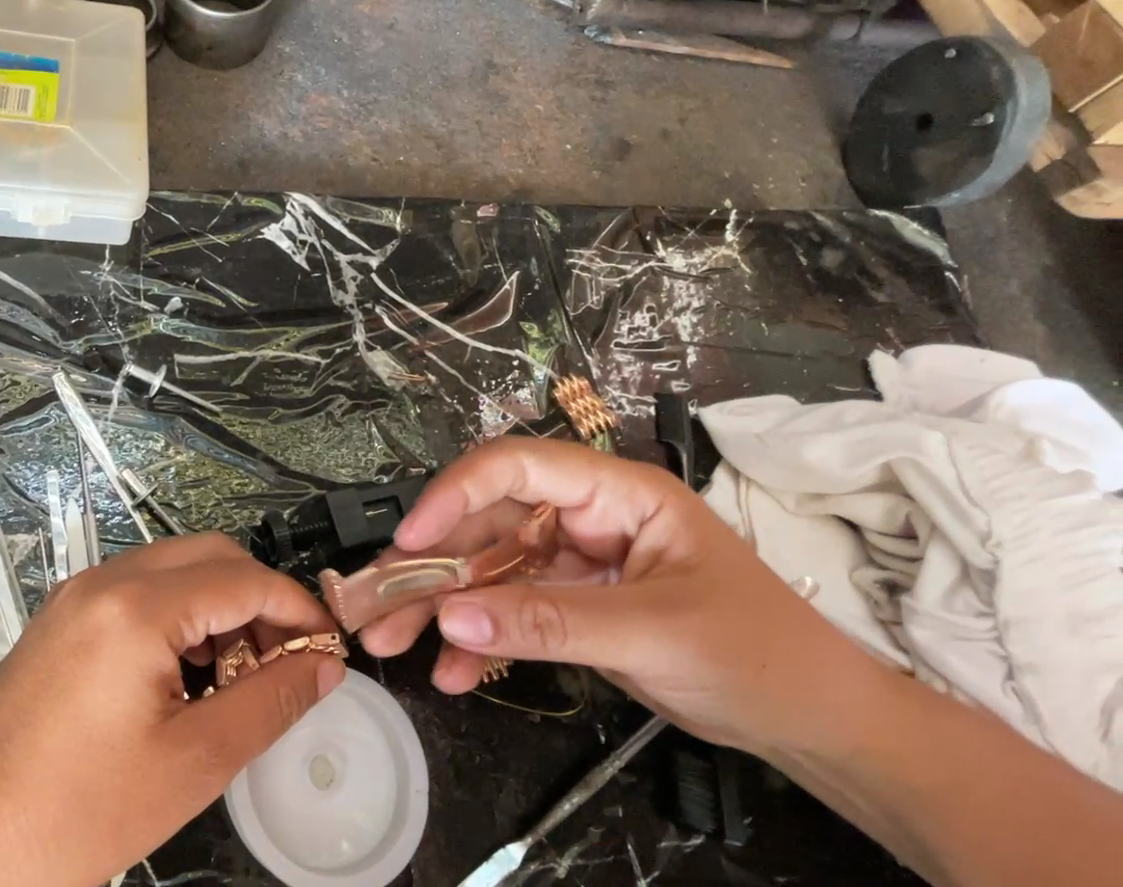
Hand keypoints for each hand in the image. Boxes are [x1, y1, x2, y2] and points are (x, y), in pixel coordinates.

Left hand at [0, 533, 346, 886]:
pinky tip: (189, 676)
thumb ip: (271, 701)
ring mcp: (77, 596)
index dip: (299, 608)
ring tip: (241, 677)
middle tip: (288, 663)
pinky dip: (179, 618)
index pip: (244, 579)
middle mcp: (104, 581)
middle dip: (260, 601)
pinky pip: (139, 593)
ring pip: (174, 571)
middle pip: (210, 557)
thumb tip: (324, 665)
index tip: (331, 647)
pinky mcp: (62, 619)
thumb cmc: (77, 809)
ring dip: (220, 608)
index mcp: (137, 607)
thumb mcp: (194, 760)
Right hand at [357, 437, 876, 755]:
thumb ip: (548, 622)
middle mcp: (584, 518)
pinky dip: (478, 641)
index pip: (517, 469)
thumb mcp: (653, 633)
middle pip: (486, 523)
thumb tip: (449, 616)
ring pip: (486, 570)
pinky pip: (507, 613)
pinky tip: (455, 674)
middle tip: (378, 605)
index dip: (455, 495)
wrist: (815, 724)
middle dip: (431, 566)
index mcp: (615, 493)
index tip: (410, 542)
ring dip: (439, 606)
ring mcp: (574, 564)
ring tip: (392, 643)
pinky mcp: (569, 607)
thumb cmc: (757, 655)